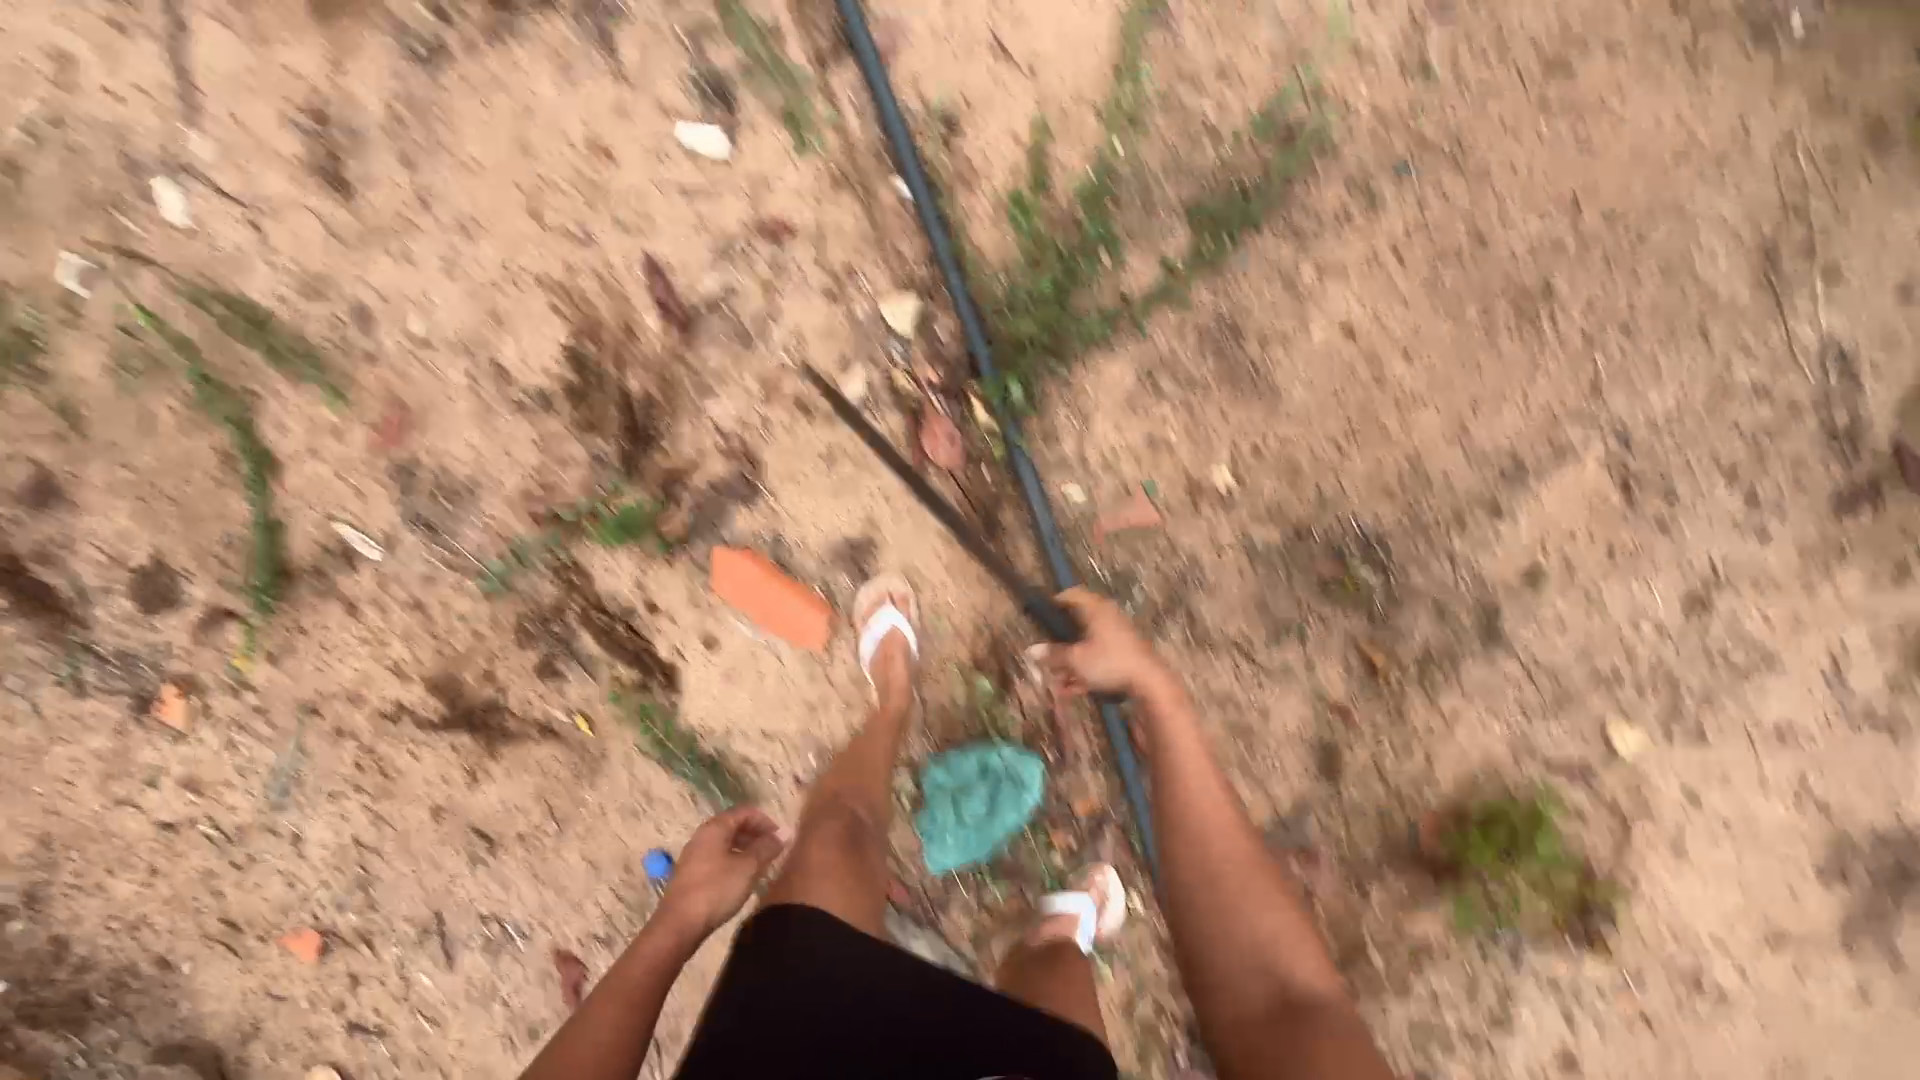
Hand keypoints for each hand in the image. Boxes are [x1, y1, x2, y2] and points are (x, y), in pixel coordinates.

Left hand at [653, 805, 787, 939]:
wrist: (678, 925)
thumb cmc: (716, 889)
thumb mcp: (748, 867)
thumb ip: (767, 847)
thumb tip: (785, 832)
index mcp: (715, 827)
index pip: (745, 812)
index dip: (766, 821)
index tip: (780, 837)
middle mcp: (702, 836)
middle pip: (734, 826)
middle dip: (756, 835)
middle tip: (773, 851)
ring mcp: (694, 856)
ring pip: (725, 843)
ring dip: (746, 849)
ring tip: (761, 865)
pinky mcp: (690, 875)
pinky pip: (717, 858)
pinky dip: (733, 861)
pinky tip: (742, 879)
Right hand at [1033, 587, 1173, 697]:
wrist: (1149, 681)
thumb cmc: (1108, 662)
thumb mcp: (1075, 660)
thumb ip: (1052, 655)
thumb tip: (1031, 651)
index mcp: (1095, 608)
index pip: (1071, 594)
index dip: (1054, 603)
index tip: (1040, 616)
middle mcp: (1107, 615)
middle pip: (1077, 622)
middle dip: (1060, 643)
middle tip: (1047, 656)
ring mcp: (1118, 634)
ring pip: (1087, 643)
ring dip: (1072, 660)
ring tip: (1060, 681)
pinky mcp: (1125, 651)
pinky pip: (1099, 656)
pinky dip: (1086, 668)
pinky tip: (1077, 688)